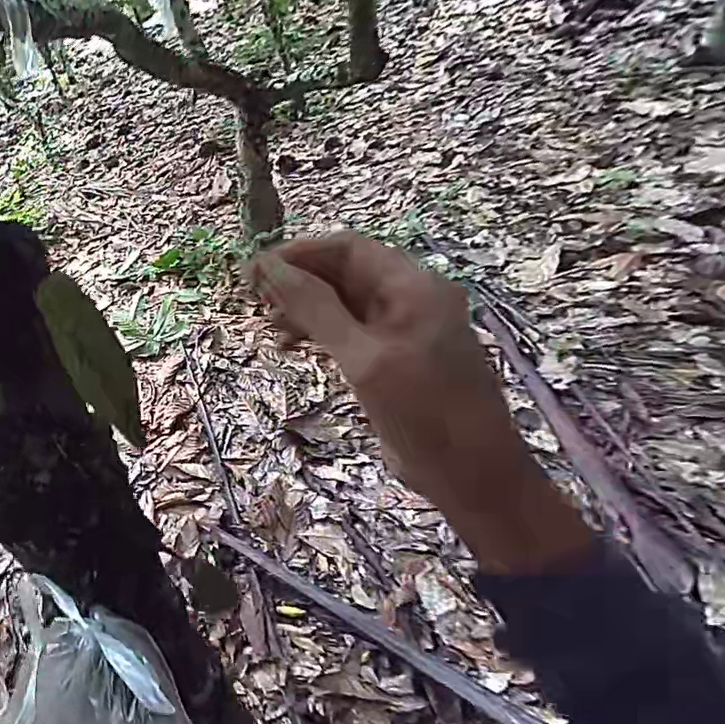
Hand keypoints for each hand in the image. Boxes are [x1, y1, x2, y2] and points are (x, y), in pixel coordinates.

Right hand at [249, 234, 591, 574]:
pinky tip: (293, 346)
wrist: (470, 473)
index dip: (299, 254)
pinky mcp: (393, 361)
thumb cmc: (422, 411)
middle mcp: (409, 301)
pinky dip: (320, 335)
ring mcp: (402, 332)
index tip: (255, 269)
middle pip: (345, 274)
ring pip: (345, 305)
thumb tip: (271, 268)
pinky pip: (351, 334)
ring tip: (269, 325)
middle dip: (299, 281)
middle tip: (254, 297)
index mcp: (413, 286)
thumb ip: (317, 309)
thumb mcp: (363, 357)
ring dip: (306, 309)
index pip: (348, 250)